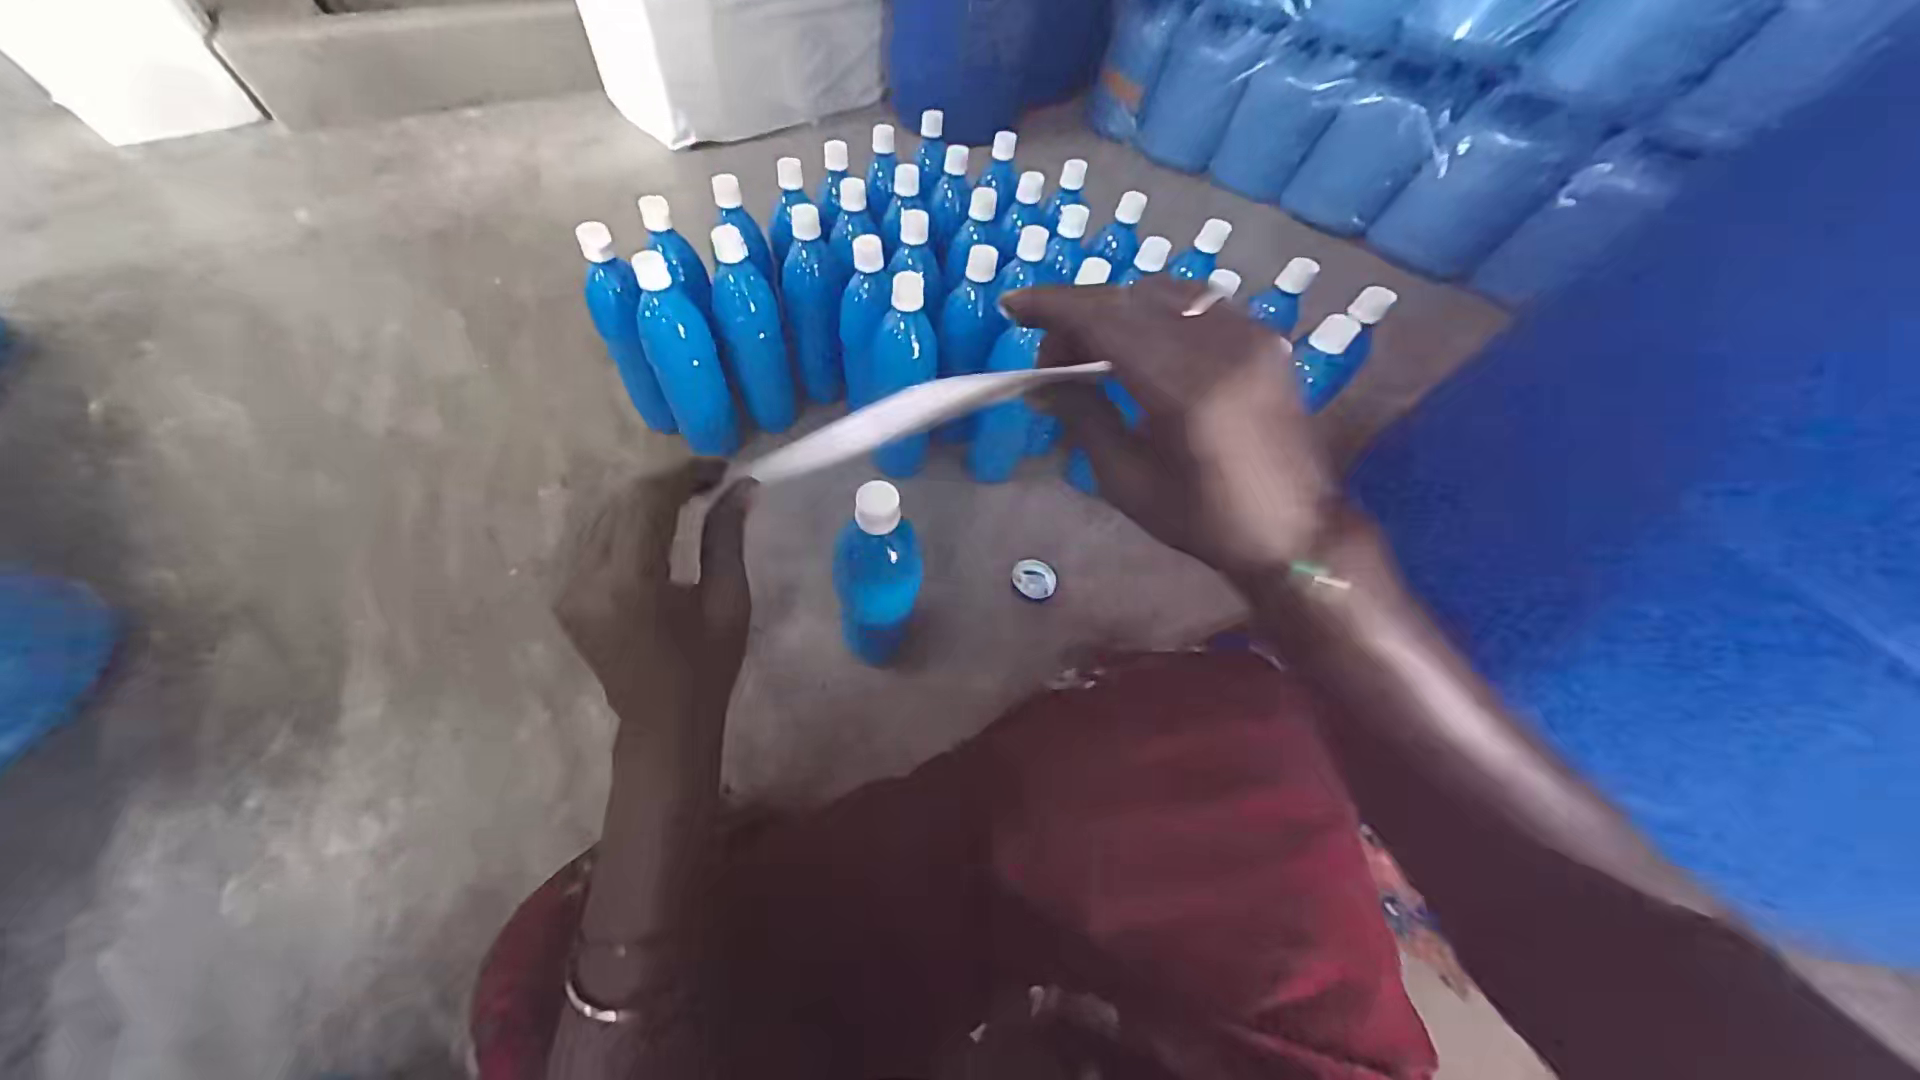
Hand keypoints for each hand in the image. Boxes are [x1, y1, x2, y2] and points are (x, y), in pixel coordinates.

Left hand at [554, 459, 756, 725]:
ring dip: (645, 497)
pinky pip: (590, 535)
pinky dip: (624, 518)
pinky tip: (654, 522)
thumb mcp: (729, 600)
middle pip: (621, 499)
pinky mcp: (562, 593)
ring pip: (601, 512)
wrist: (661, 720)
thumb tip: (742, 486)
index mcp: (629, 582)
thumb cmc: (706, 665)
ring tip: (688, 496)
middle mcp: (585, 577)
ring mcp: (565, 586)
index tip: (722, 469)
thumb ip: (727, 537)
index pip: (648, 500)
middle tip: (711, 481)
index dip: (686, 474)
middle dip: (668, 481)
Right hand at [1004, 278, 1343, 581]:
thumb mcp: (1127, 481)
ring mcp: (1251, 336)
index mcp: (1186, 388)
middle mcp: (1223, 345)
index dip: (1054, 307)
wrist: (1295, 531)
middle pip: (1132, 298)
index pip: (1107, 320)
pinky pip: (1197, 305)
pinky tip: (1140, 349)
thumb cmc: (1204, 521)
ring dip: (1117, 311)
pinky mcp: (1265, 340)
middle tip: (1052, 355)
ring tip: (1093, 353)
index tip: (1014, 307)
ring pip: (1165, 293)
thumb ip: (1085, 417)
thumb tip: (1042, 382)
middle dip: (1080, 315)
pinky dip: (1155, 315)